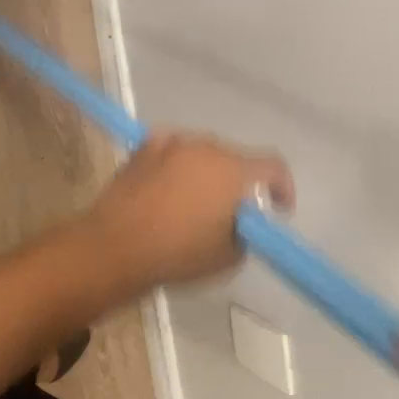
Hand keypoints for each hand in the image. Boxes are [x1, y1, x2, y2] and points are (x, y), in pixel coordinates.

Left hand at [80, 133, 294, 290]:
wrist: (116, 245)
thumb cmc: (177, 253)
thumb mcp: (229, 255)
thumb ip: (244, 232)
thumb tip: (238, 221)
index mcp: (231, 170)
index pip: (273, 166)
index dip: (283, 187)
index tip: (278, 210)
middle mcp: (202, 147)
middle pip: (234, 157)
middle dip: (240, 181)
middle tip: (232, 210)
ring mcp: (168, 142)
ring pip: (201, 151)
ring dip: (207, 170)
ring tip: (197, 199)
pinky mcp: (141, 148)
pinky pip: (171, 149)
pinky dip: (177, 162)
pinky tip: (170, 183)